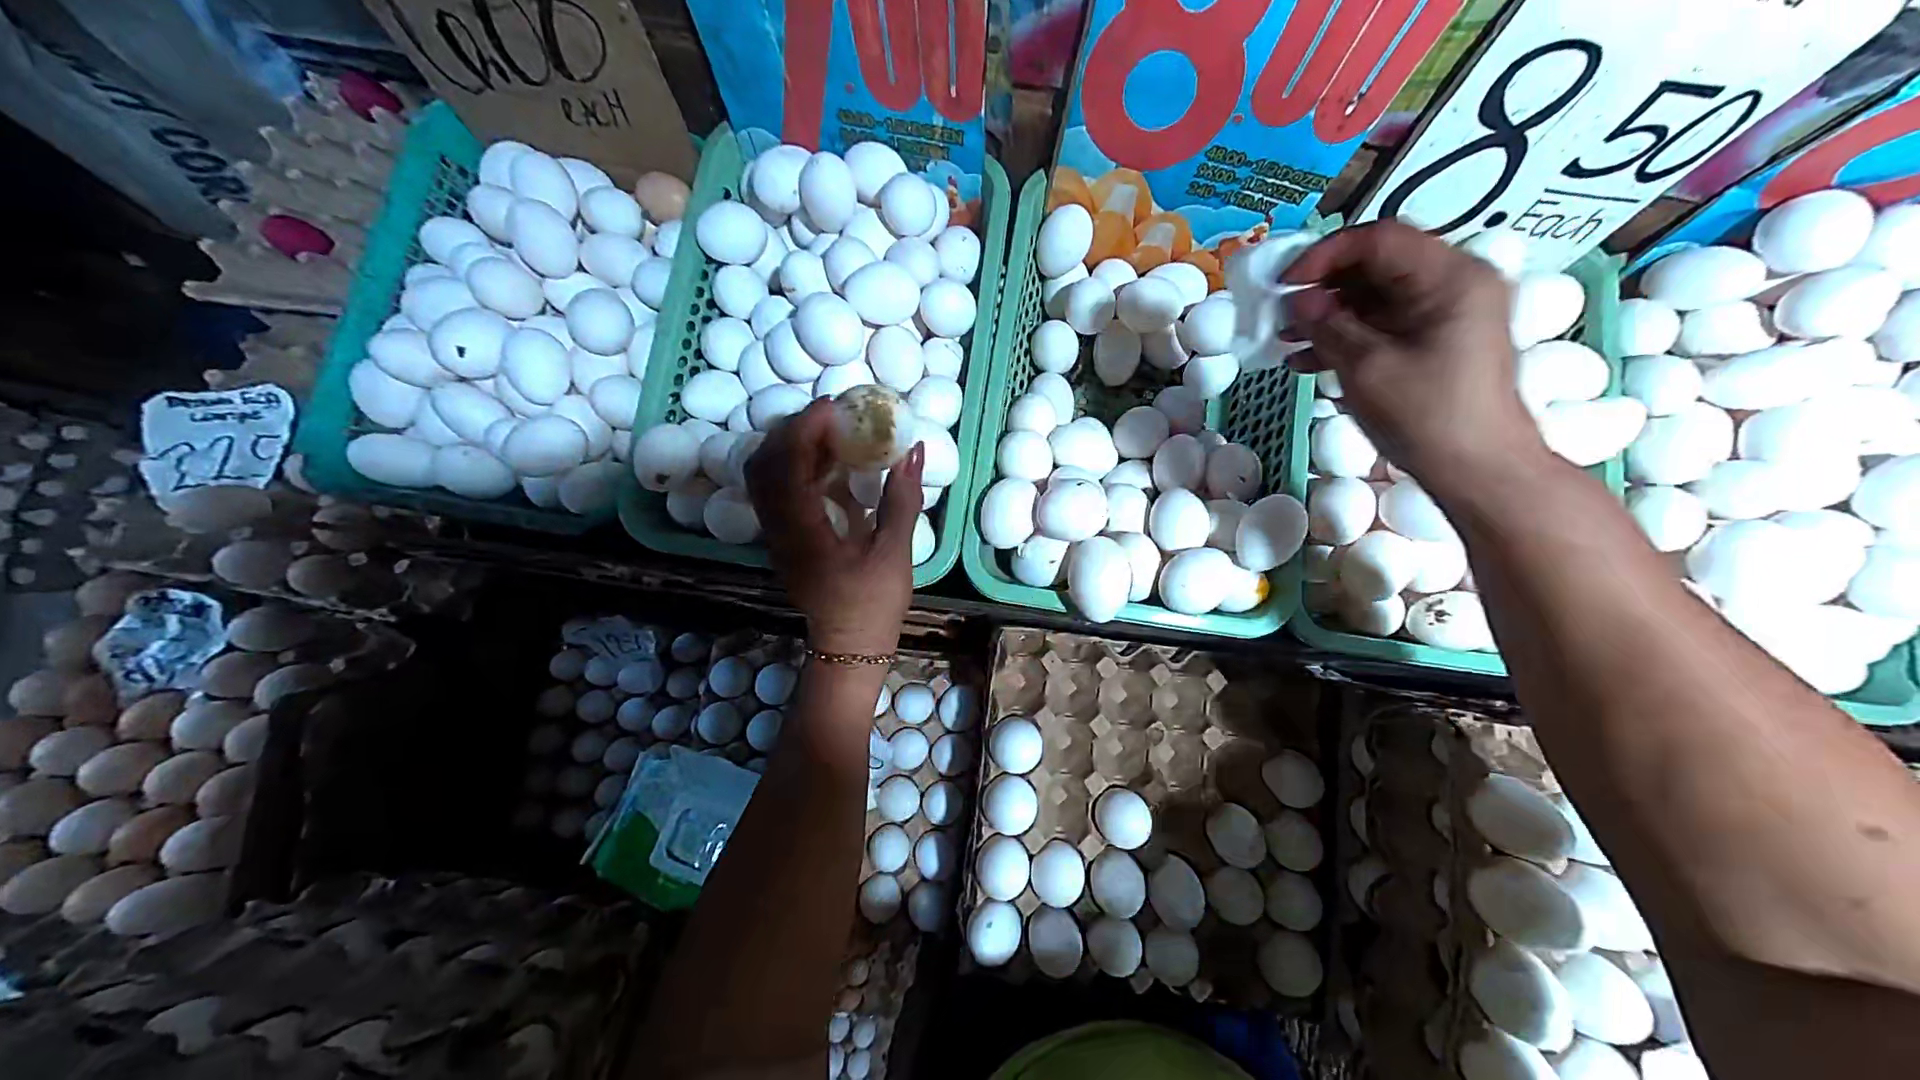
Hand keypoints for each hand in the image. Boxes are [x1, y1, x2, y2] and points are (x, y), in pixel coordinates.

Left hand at [746, 399, 923, 655]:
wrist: (848, 645)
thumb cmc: (874, 604)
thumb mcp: (894, 553)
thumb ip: (901, 500)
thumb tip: (912, 451)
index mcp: (803, 531)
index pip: (788, 465)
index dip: (805, 428)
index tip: (834, 406)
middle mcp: (778, 528)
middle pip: (766, 462)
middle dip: (795, 429)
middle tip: (833, 414)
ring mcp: (775, 533)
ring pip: (766, 474)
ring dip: (793, 445)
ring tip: (832, 431)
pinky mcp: (782, 536)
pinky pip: (777, 489)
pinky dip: (796, 465)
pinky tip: (829, 461)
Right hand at [1284, 222, 1547, 496]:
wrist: (1478, 468)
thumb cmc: (1428, 417)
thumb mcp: (1366, 368)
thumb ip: (1329, 326)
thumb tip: (1299, 301)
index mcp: (1450, 278)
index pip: (1379, 238)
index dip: (1324, 254)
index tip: (1285, 283)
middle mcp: (1456, 284)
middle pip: (1378, 265)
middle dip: (1324, 287)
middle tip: (1283, 311)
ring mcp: (1448, 313)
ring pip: (1377, 296)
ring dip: (1330, 314)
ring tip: (1289, 339)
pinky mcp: (1438, 340)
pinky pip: (1385, 323)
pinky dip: (1347, 335)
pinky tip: (1310, 358)